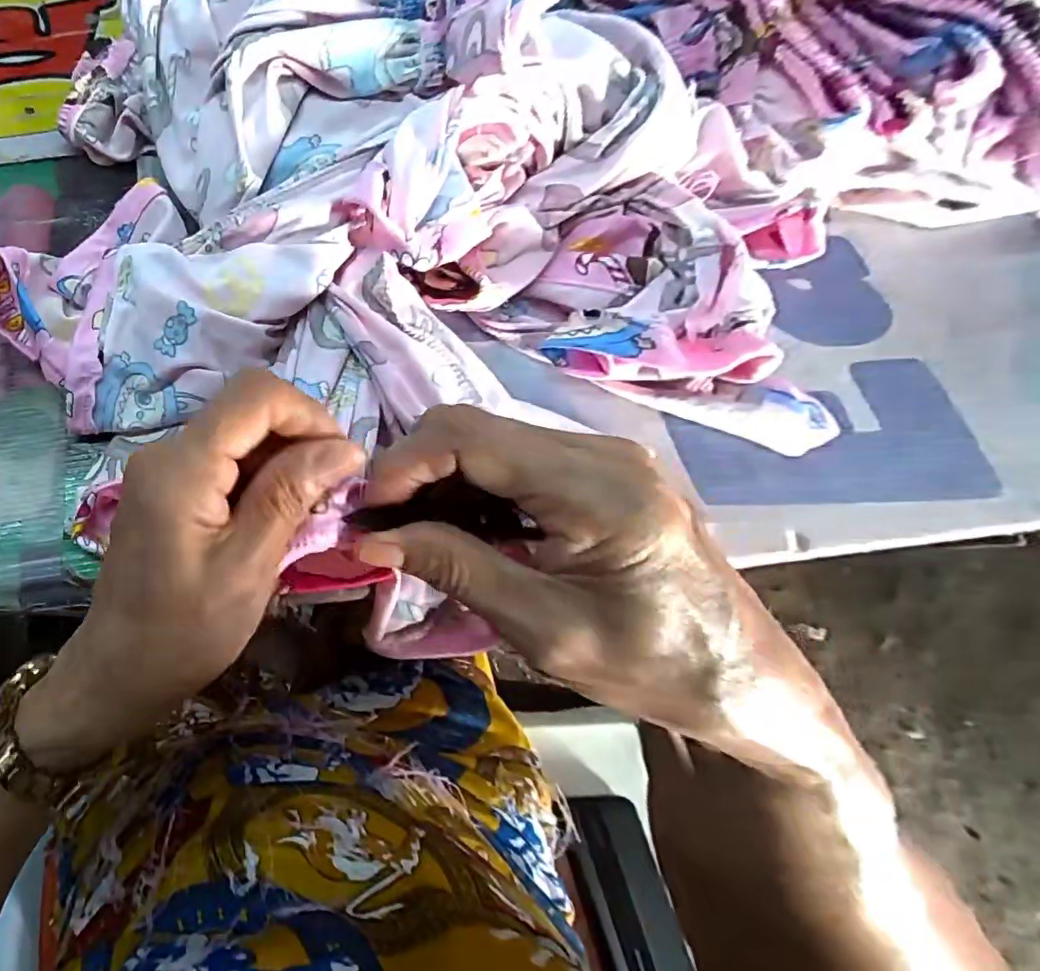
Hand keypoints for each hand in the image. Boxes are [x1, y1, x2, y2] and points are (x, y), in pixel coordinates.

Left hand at [16, 369, 364, 770]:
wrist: (120, 664)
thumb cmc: (185, 630)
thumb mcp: (248, 566)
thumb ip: (290, 495)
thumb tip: (345, 447)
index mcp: (180, 465)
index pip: (254, 394)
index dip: (308, 414)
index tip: (342, 462)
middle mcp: (163, 451)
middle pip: (243, 409)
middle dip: (297, 438)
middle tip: (330, 493)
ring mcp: (158, 467)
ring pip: (234, 432)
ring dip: (279, 458)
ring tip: (307, 510)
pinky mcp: (161, 486)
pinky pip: (216, 458)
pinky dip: (253, 474)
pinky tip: (272, 515)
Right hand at [352, 404, 779, 742]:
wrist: (745, 684)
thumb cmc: (655, 667)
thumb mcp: (545, 630)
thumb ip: (454, 569)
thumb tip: (365, 539)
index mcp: (599, 487)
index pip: (466, 436)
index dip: (399, 465)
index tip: (364, 515)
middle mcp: (597, 450)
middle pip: (464, 426)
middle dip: (406, 470)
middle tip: (378, 526)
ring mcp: (595, 454)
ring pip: (474, 437)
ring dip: (428, 479)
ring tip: (406, 532)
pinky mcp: (587, 468)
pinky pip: (499, 457)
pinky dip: (458, 486)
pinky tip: (451, 528)